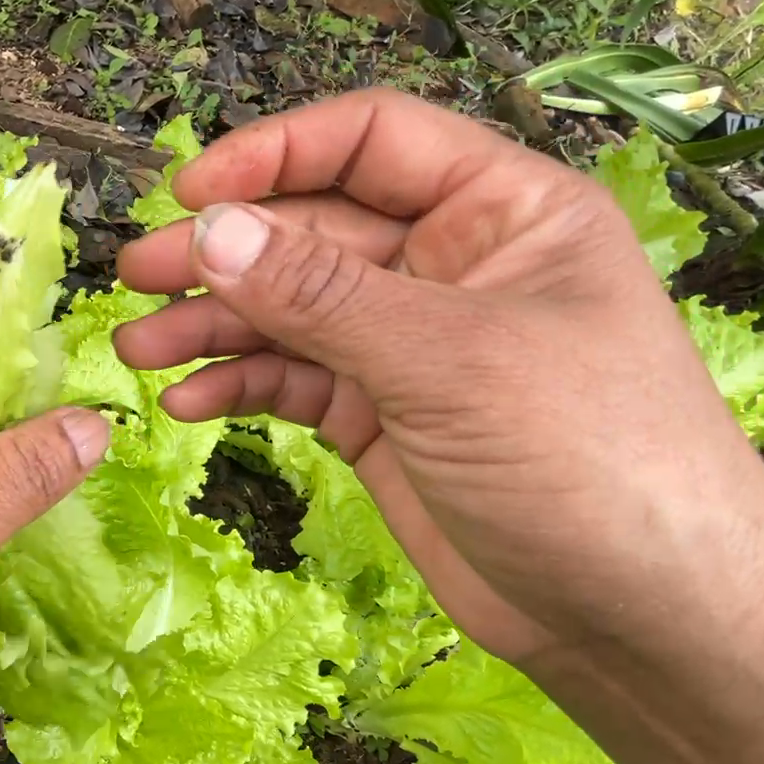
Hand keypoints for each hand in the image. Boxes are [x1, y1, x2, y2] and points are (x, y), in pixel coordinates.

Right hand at [113, 88, 763, 662]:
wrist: (629, 618)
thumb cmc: (585, 461)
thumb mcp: (446, 360)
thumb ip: (320, 294)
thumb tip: (209, 234)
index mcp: (497, 213)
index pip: (369, 145)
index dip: (273, 155)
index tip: (187, 194)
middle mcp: (441, 269)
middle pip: (305, 235)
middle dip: (218, 255)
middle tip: (134, 275)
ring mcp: (397, 348)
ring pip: (281, 315)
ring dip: (207, 329)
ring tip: (138, 350)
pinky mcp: (367, 415)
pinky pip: (284, 383)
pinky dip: (234, 389)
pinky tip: (186, 404)